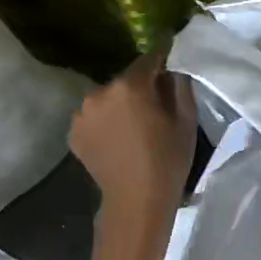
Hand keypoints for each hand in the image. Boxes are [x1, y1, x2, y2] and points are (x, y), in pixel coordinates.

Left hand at [70, 50, 196, 218]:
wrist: (136, 202)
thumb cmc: (168, 160)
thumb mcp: (186, 120)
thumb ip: (180, 85)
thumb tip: (173, 67)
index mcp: (130, 85)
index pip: (149, 58)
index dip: (163, 57)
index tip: (172, 56)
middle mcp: (100, 92)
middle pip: (127, 79)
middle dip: (141, 86)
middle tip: (156, 104)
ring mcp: (82, 113)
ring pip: (109, 98)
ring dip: (121, 104)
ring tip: (135, 125)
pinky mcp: (74, 132)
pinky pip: (95, 117)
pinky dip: (106, 121)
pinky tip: (118, 139)